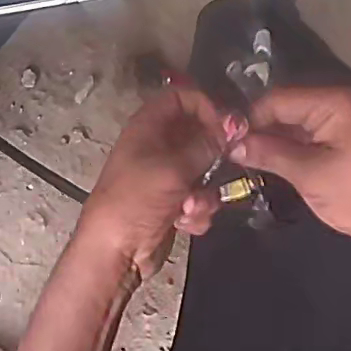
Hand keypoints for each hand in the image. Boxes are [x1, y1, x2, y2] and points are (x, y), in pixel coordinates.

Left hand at [75, 88, 225, 280]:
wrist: (114, 252)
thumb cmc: (135, 200)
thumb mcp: (174, 168)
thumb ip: (208, 144)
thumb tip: (236, 121)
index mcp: (148, 126)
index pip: (182, 97)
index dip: (206, 106)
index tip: (228, 125)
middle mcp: (158, 146)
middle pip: (199, 135)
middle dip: (212, 159)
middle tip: (222, 169)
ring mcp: (166, 175)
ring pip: (205, 171)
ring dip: (204, 193)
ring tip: (190, 207)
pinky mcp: (174, 202)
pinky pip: (201, 197)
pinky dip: (197, 211)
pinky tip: (184, 223)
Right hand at [229, 85, 350, 246]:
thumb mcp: (308, 173)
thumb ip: (268, 152)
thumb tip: (232, 144)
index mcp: (331, 102)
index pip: (276, 99)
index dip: (248, 118)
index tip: (222, 141)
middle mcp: (332, 104)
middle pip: (280, 108)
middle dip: (254, 128)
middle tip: (224, 150)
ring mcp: (333, 122)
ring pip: (286, 123)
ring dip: (264, 139)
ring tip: (234, 157)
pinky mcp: (331, 141)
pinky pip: (297, 137)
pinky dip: (279, 148)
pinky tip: (257, 161)